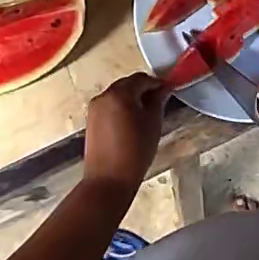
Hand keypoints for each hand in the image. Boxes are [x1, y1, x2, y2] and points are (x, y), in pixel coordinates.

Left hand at [83, 73, 169, 191]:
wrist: (108, 180)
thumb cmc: (136, 151)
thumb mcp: (153, 123)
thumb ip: (158, 101)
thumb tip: (164, 88)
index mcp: (120, 93)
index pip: (141, 79)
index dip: (156, 83)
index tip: (168, 90)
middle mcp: (104, 96)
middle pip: (127, 84)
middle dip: (142, 89)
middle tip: (158, 101)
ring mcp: (94, 108)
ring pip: (117, 95)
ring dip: (131, 98)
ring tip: (145, 114)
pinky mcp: (90, 120)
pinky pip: (109, 106)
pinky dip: (120, 108)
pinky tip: (130, 123)